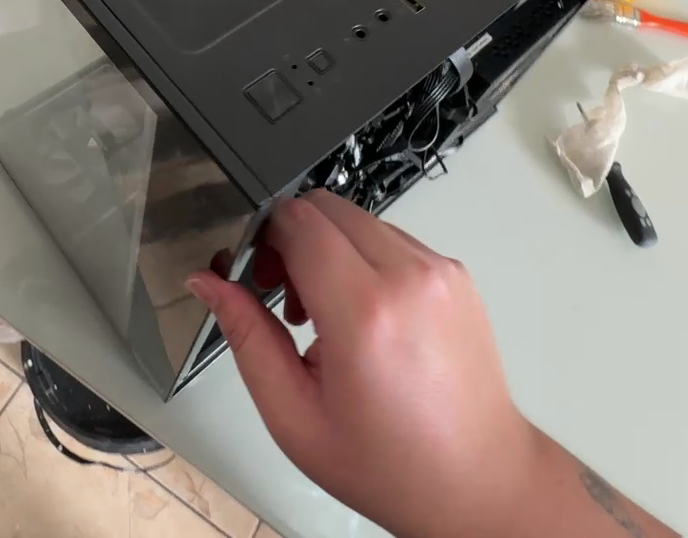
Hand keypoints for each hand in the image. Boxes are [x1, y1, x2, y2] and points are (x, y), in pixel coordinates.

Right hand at [187, 191, 532, 536]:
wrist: (479, 481)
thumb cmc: (389, 462)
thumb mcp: (294, 415)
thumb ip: (246, 336)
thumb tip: (207, 282)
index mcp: (364, 313)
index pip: (297, 220)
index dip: (265, 237)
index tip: (258, 275)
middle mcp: (407, 277)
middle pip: (324, 206)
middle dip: (291, 236)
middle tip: (285, 295)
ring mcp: (438, 269)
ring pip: (355, 217)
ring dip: (327, 245)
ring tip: (325, 311)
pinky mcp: (454, 271)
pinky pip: (389, 235)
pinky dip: (363, 256)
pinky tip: (363, 310)